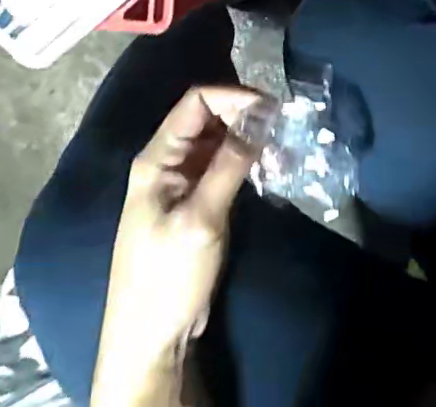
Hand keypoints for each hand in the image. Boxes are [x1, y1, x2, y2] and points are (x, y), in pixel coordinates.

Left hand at [93, 86, 268, 405]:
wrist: (151, 339)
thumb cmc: (167, 277)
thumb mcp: (201, 219)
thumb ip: (230, 164)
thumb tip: (263, 114)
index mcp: (157, 159)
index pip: (197, 100)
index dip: (235, 95)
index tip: (273, 109)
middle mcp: (169, 161)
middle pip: (211, 113)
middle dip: (248, 113)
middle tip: (283, 127)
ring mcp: (184, 179)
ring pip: (222, 136)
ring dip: (252, 134)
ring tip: (283, 144)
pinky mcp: (199, 196)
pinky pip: (226, 160)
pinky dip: (250, 156)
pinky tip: (273, 164)